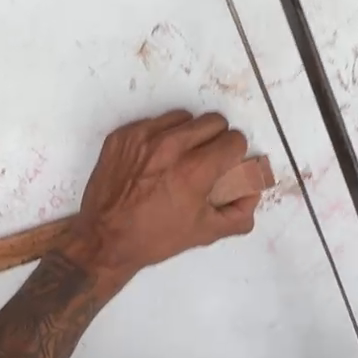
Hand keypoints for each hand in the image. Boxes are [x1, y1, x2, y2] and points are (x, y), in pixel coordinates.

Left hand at [58, 110, 259, 285]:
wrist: (104, 239)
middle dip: (217, 140)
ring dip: (189, 134)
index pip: (235, 140)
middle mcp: (170, 147)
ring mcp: (143, 138)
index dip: (234, 155)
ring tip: (181, 157)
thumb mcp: (205, 232)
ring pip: (185, 117)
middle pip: (214, 122)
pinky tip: (156, 159)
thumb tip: (252, 190)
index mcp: (195, 170)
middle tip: (206, 161)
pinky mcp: (122, 136)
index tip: (226, 166)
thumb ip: (239, 213)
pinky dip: (161, 136)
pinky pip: (154, 122)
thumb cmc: (156, 238)